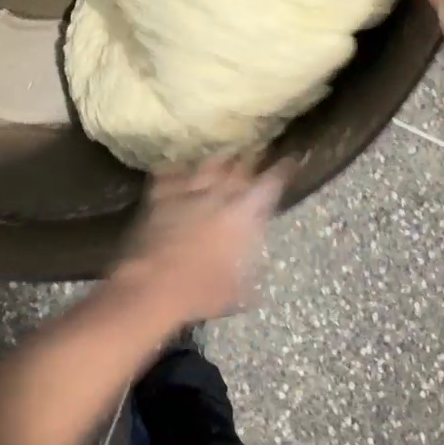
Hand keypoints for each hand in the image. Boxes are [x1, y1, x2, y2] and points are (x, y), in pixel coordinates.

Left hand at [110, 153, 287, 325]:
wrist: (153, 285)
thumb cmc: (202, 291)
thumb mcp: (240, 289)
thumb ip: (252, 270)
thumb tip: (257, 266)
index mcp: (245, 213)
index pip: (272, 182)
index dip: (283, 168)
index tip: (291, 158)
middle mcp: (219, 193)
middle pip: (240, 165)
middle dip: (251, 159)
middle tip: (257, 153)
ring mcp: (187, 189)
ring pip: (208, 163)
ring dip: (218, 161)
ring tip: (223, 157)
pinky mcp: (159, 193)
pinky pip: (171, 172)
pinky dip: (178, 171)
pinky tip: (178, 170)